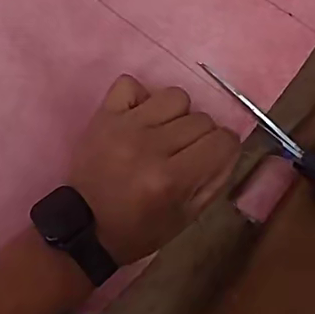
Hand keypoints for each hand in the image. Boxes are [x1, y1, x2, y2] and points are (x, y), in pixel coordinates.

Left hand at [67, 75, 240, 263]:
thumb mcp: (185, 218)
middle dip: (201, 138)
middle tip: (185, 154)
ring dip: (176, 115)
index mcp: (172, 178)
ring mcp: (124, 127)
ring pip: (175, 96)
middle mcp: (150, 147)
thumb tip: (231, 148)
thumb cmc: (137, 229)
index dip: (225, 149)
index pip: (223, 141)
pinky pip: (131, 84)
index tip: (215, 157)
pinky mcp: (103, 115)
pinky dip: (140, 97)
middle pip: (202, 119)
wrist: (83, 228)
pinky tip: (139, 118)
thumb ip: (215, 181)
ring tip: (164, 133)